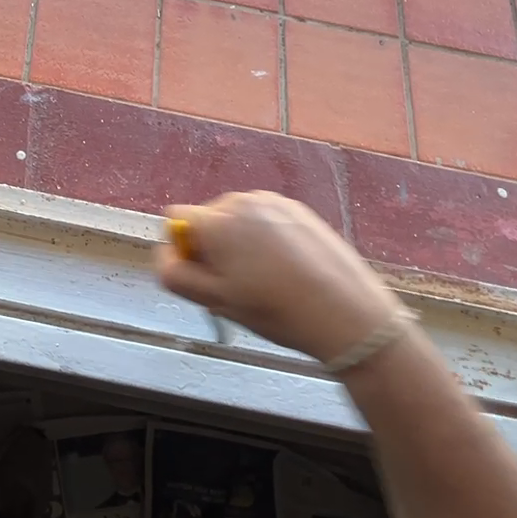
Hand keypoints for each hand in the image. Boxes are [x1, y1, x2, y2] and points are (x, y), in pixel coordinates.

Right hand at [155, 191, 399, 362]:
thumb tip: (165, 253)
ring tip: (267, 277)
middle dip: (214, 245)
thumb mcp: (215, 301)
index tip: (208, 275)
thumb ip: (174, 274)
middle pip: (207, 218)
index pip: (175, 219)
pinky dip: (266, 238)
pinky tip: (288, 267)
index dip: (184, 248)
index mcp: (215, 221)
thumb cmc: (276, 312)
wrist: (351, 317)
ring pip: (236, 219)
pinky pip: (264, 218)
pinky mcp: (299, 209)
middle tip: (239, 283)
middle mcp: (240, 200)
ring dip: (239, 242)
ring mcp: (273, 202)